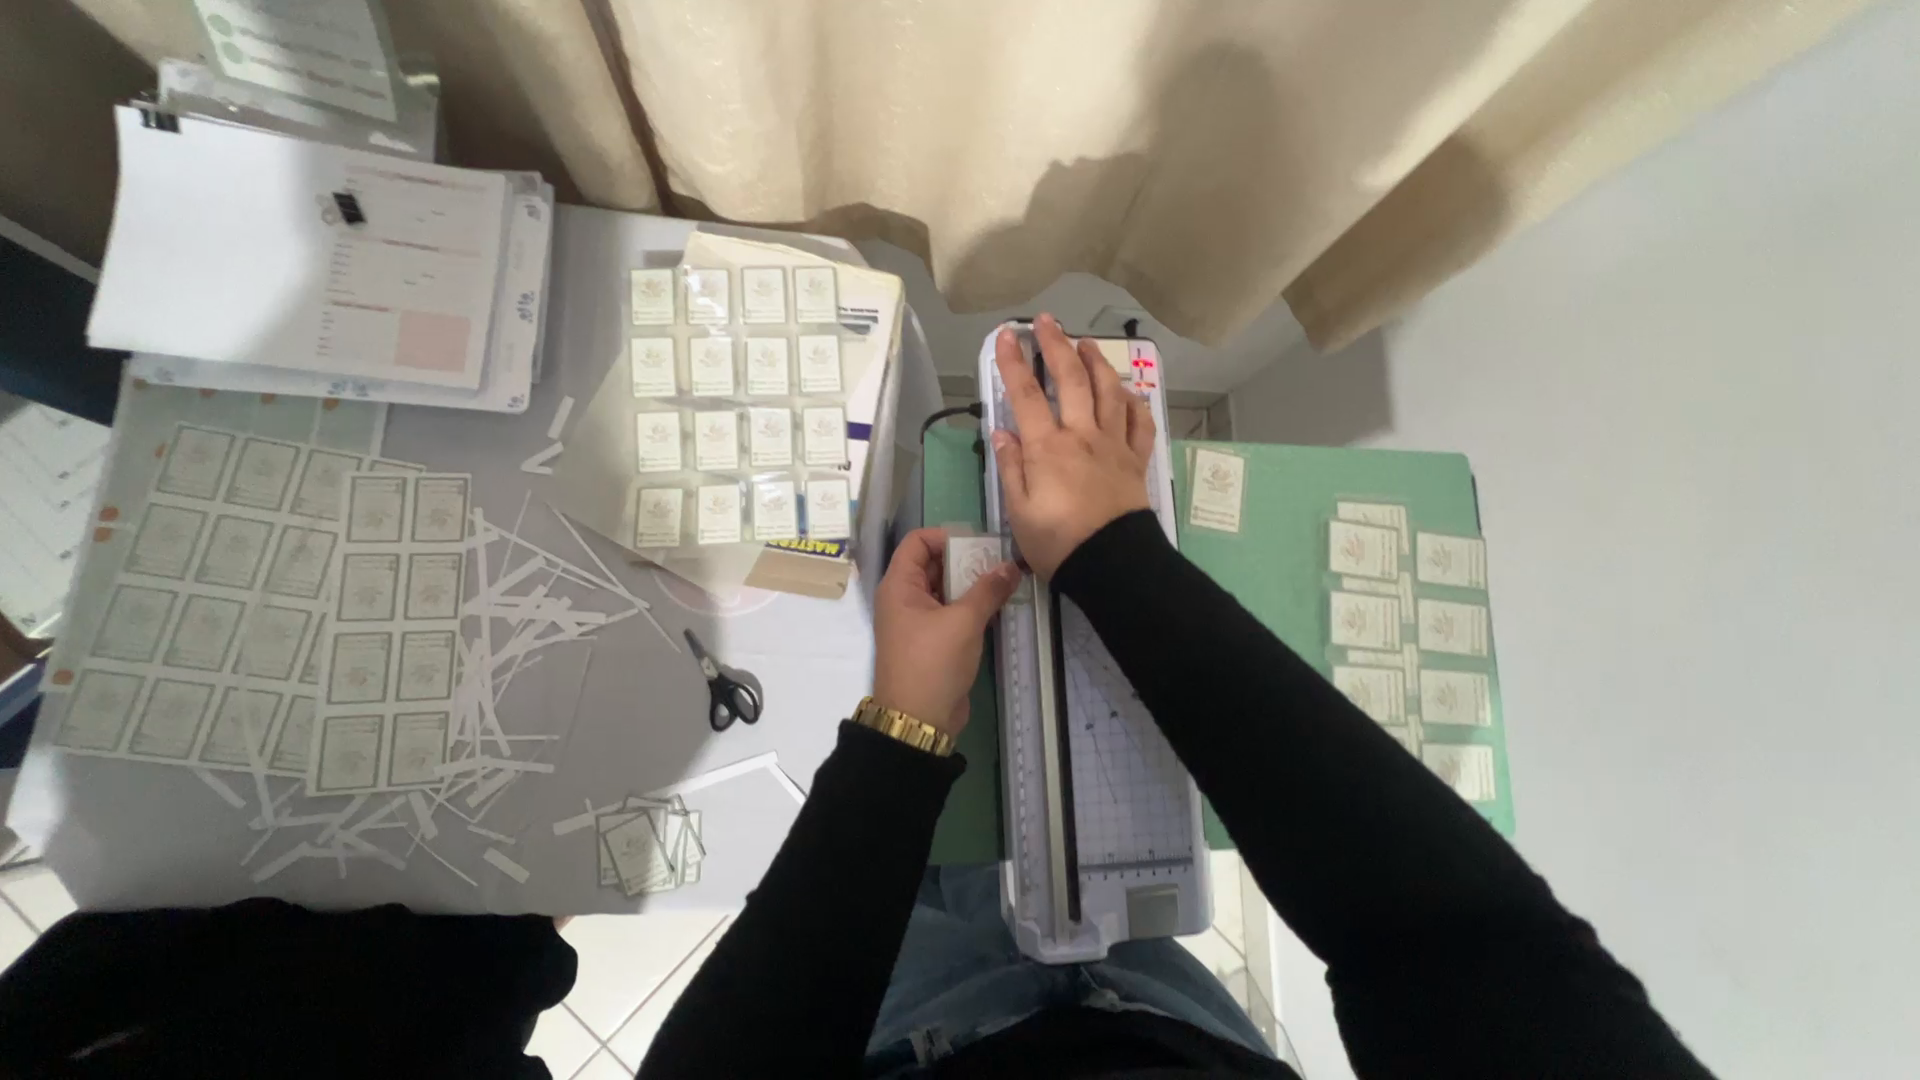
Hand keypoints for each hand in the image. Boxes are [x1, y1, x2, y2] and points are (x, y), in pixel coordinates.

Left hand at [872, 528, 1019, 735]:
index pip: (917, 542)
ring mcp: (918, 621)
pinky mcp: (933, 641)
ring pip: (946, 589)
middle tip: (1001, 562)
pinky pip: (952, 612)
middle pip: (934, 564)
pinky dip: (972, 607)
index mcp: (899, 586)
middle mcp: (904, 598)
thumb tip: (1011, 566)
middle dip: (966, 560)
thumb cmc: (932, 663)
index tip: (979, 544)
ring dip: (973, 585)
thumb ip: (988, 590)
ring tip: (1006, 582)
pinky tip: (999, 607)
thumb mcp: (963, 622)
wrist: (919, 721)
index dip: (946, 536)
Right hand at [992, 313, 1155, 578]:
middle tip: (1047, 321)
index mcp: (1047, 448)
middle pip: (1071, 380)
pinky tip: (1127, 391)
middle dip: (1056, 346)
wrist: (1113, 564)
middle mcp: (1081, 436)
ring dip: (1096, 362)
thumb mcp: (1019, 512)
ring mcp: (1113, 445)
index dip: (1014, 363)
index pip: (1026, 395)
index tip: (1006, 336)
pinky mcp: (1136, 460)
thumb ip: (1011, 468)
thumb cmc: (1058, 543)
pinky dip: (1133, 402)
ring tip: (1086, 344)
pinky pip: (1139, 422)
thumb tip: (1003, 431)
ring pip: (1109, 391)